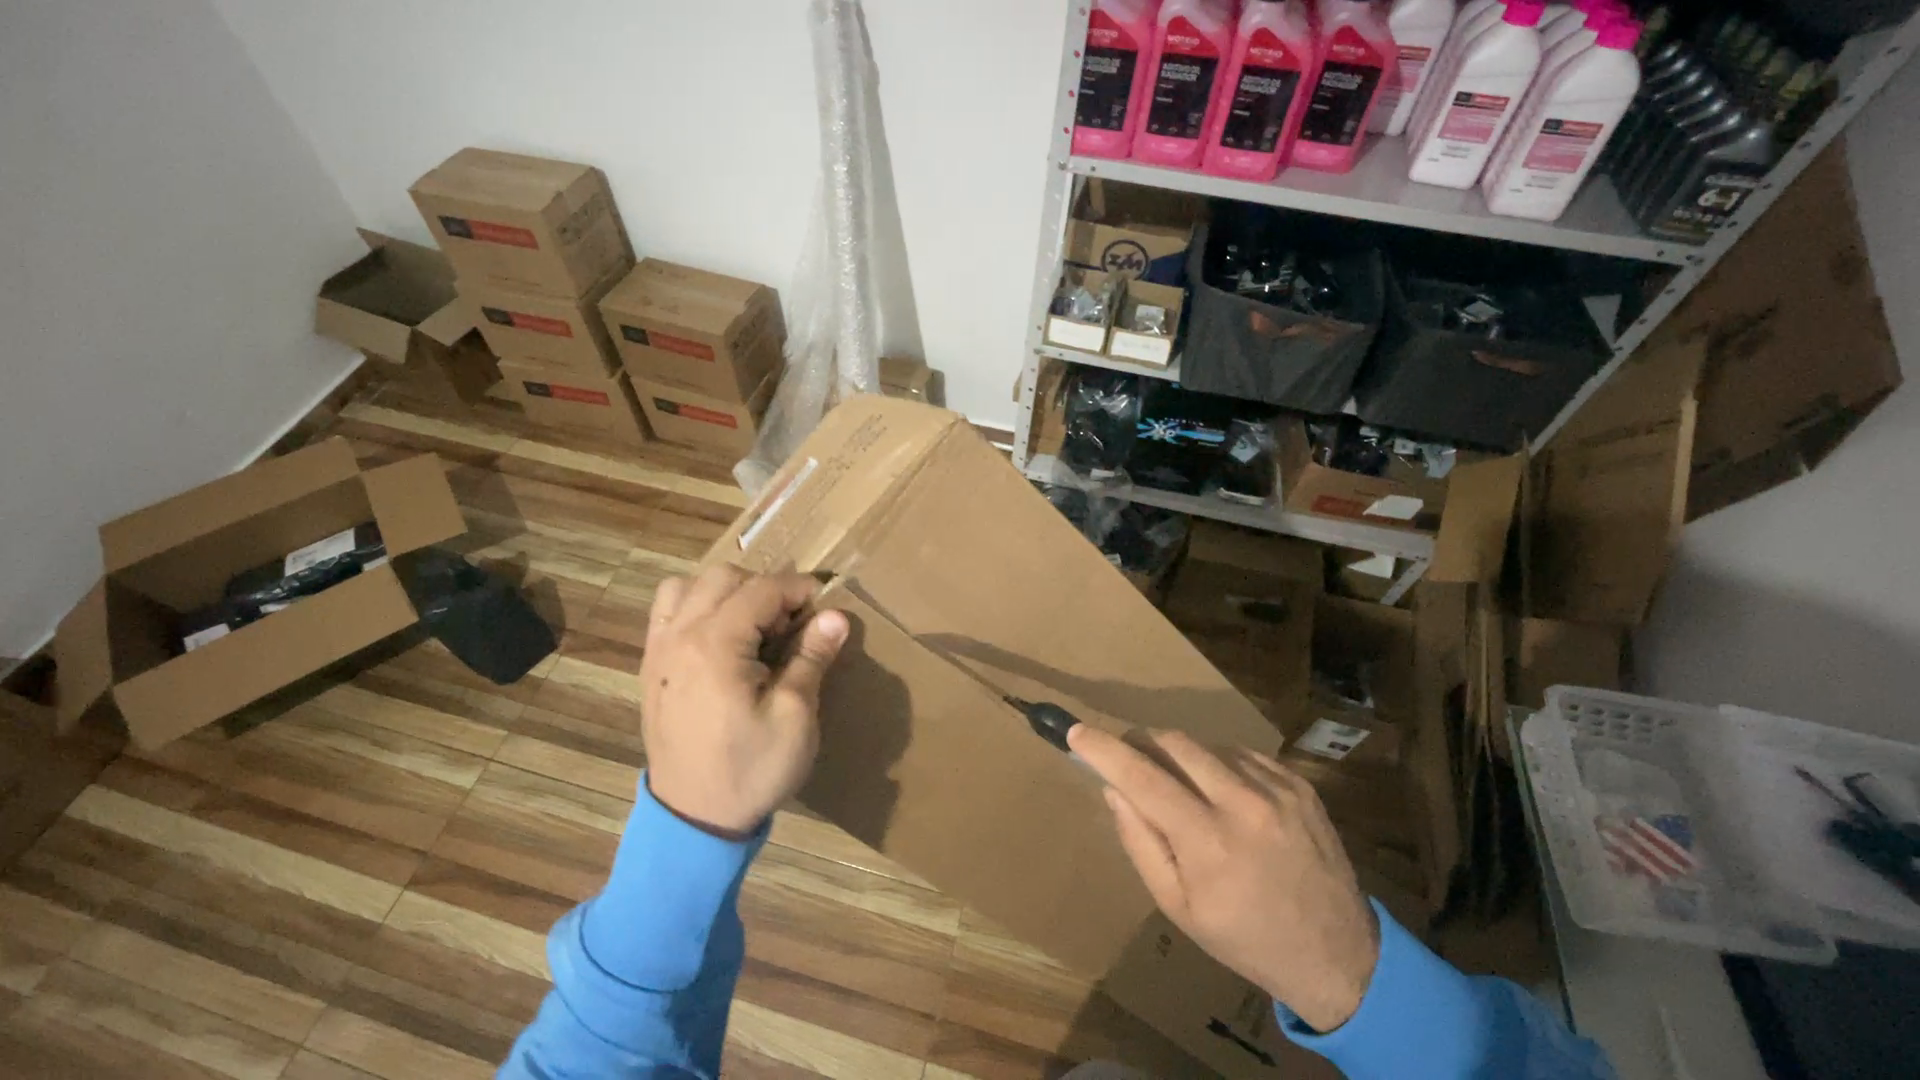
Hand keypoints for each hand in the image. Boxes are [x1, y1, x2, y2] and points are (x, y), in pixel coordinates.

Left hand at [640, 565, 848, 838]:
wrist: (693, 817)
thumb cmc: (751, 770)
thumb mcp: (794, 717)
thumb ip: (811, 658)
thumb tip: (835, 616)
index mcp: (716, 645)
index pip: (762, 588)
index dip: (799, 589)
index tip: (826, 606)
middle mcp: (680, 635)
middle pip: (724, 577)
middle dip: (765, 587)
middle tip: (792, 623)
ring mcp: (659, 649)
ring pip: (689, 586)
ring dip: (726, 592)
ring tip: (753, 625)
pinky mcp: (651, 667)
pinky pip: (667, 611)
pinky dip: (696, 607)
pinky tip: (721, 638)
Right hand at [1068, 725, 1380, 1032]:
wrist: (1336, 953)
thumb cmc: (1244, 938)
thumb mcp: (1178, 906)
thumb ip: (1140, 842)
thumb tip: (1113, 787)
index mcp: (1208, 841)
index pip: (1142, 777)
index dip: (1103, 749)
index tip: (1076, 732)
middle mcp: (1244, 803)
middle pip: (1175, 743)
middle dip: (1141, 742)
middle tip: (1127, 757)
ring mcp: (1278, 789)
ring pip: (1209, 746)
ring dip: (1182, 756)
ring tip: (1182, 789)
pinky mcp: (1301, 784)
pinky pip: (1244, 755)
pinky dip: (1220, 765)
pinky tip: (1223, 794)